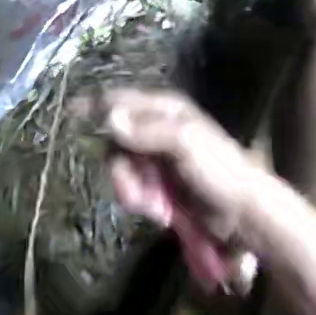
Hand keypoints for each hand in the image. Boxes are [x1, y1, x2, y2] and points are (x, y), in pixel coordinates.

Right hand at [85, 88, 263, 293]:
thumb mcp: (185, 143)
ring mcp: (156, 157)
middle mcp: (155, 128)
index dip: (96, 106)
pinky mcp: (158, 184)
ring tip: (156, 207)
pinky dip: (142, 201)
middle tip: (136, 192)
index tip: (71, 113)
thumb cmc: (219, 169)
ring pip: (122, 167)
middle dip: (122, 169)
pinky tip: (161, 213)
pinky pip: (134, 188)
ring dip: (134, 190)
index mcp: (164, 108)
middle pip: (115, 140)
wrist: (244, 214)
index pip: (121, 100)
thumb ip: (146, 131)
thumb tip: (109, 116)